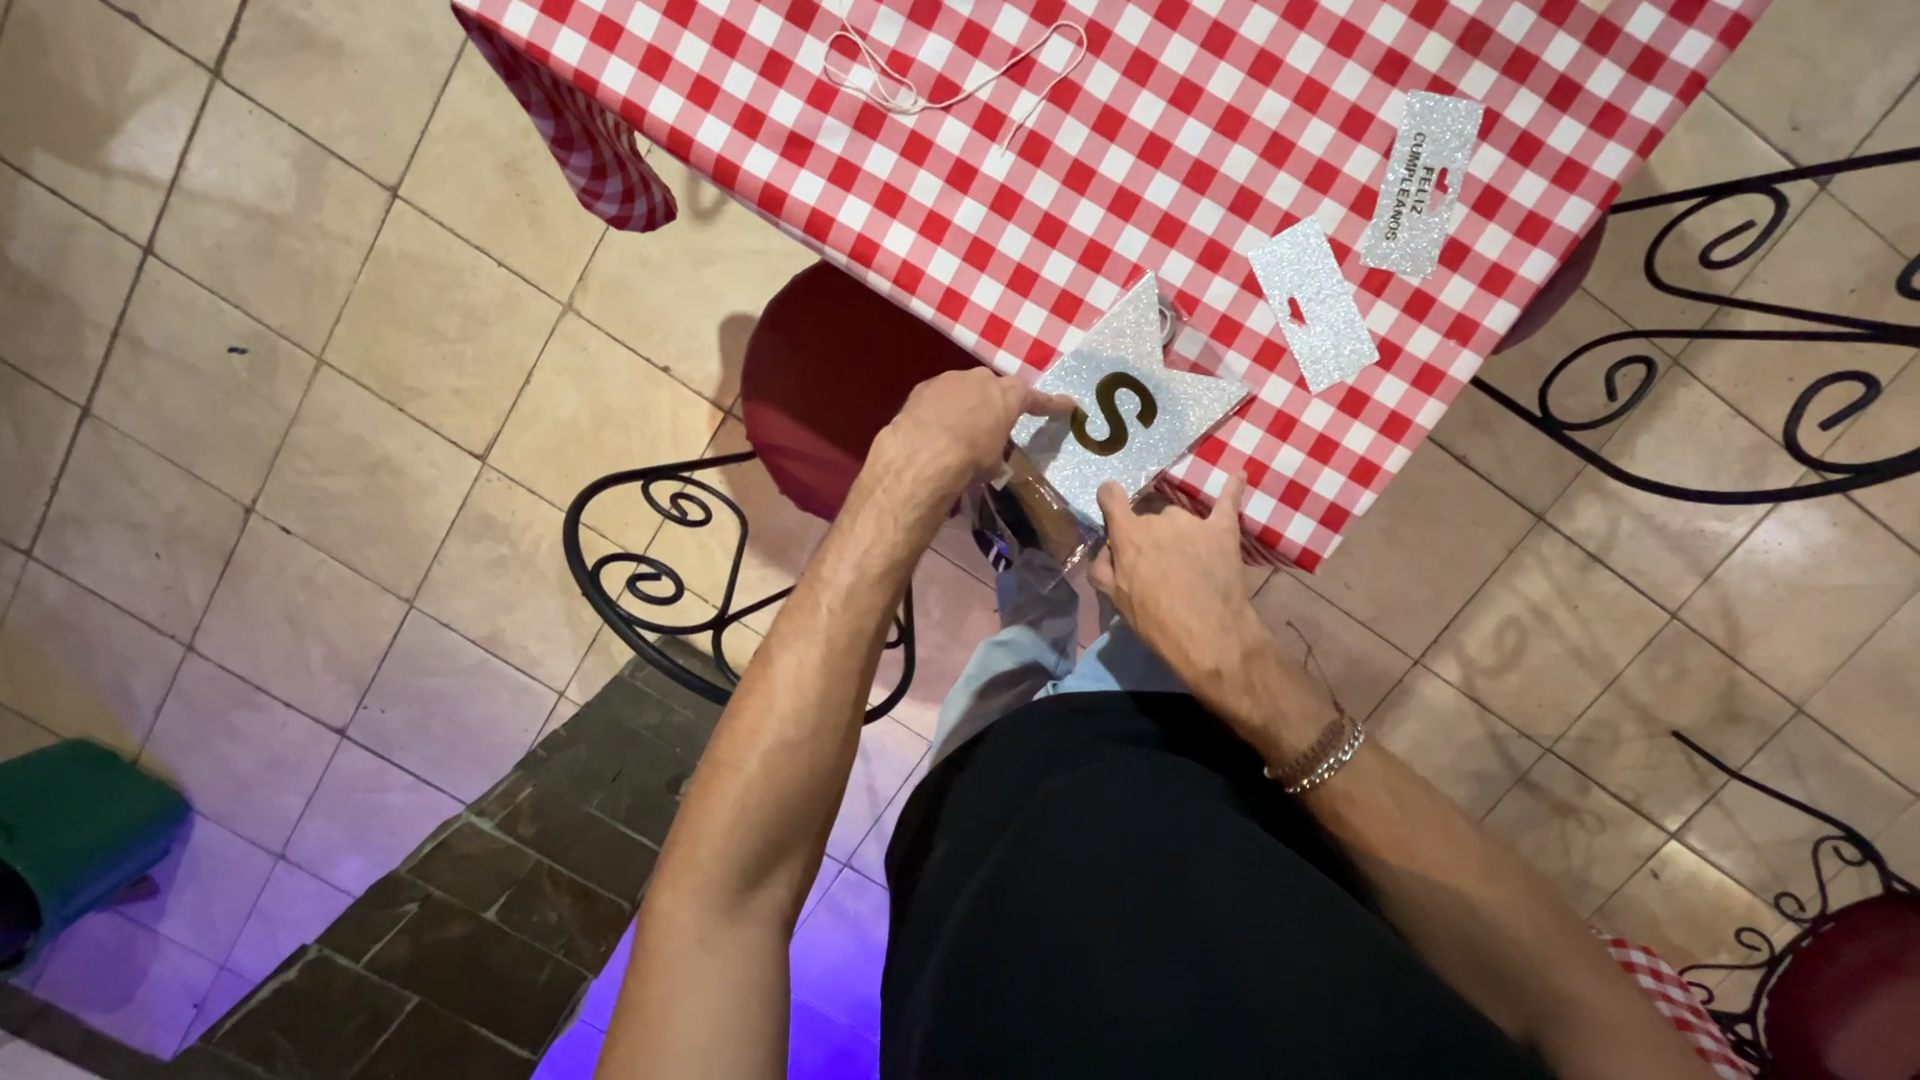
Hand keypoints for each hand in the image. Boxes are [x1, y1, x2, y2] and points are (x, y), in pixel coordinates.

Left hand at [867, 368, 1073, 507]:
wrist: (924, 453)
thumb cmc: (971, 458)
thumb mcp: (994, 462)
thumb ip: (997, 451)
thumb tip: (993, 459)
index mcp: (1009, 395)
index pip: (1037, 400)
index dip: (1052, 405)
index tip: (1068, 405)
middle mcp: (982, 379)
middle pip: (994, 389)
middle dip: (994, 404)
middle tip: (990, 425)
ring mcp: (950, 379)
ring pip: (963, 389)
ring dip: (964, 405)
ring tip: (957, 429)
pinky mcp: (923, 387)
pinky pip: (938, 397)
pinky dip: (940, 409)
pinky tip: (933, 427)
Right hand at [1093, 476, 1335, 762]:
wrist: (1208, 634)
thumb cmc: (1155, 620)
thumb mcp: (1114, 599)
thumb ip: (1102, 568)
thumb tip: (1106, 551)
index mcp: (1129, 535)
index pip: (1111, 496)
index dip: (1109, 500)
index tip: (1112, 508)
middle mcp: (1158, 520)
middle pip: (1148, 517)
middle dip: (1148, 536)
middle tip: (1157, 565)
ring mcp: (1193, 523)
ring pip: (1178, 518)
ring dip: (1178, 533)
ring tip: (1187, 562)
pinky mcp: (1223, 530)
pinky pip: (1227, 502)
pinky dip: (1232, 488)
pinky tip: (1239, 475)